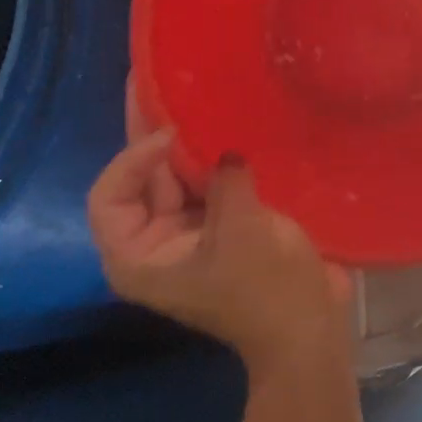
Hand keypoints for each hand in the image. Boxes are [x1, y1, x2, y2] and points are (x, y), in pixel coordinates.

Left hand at [87, 129, 353, 367]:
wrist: (310, 327)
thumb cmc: (265, 288)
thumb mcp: (242, 231)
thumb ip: (225, 181)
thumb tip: (225, 150)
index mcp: (138, 256)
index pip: (111, 196)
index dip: (134, 158)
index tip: (174, 130)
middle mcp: (156, 244)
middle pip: (147, 183)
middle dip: (164, 143)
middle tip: (180, 93)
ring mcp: (195, 237)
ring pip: (184, 183)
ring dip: (197, 149)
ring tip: (208, 104)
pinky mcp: (229, 231)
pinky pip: (216, 190)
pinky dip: (223, 165)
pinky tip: (240, 135)